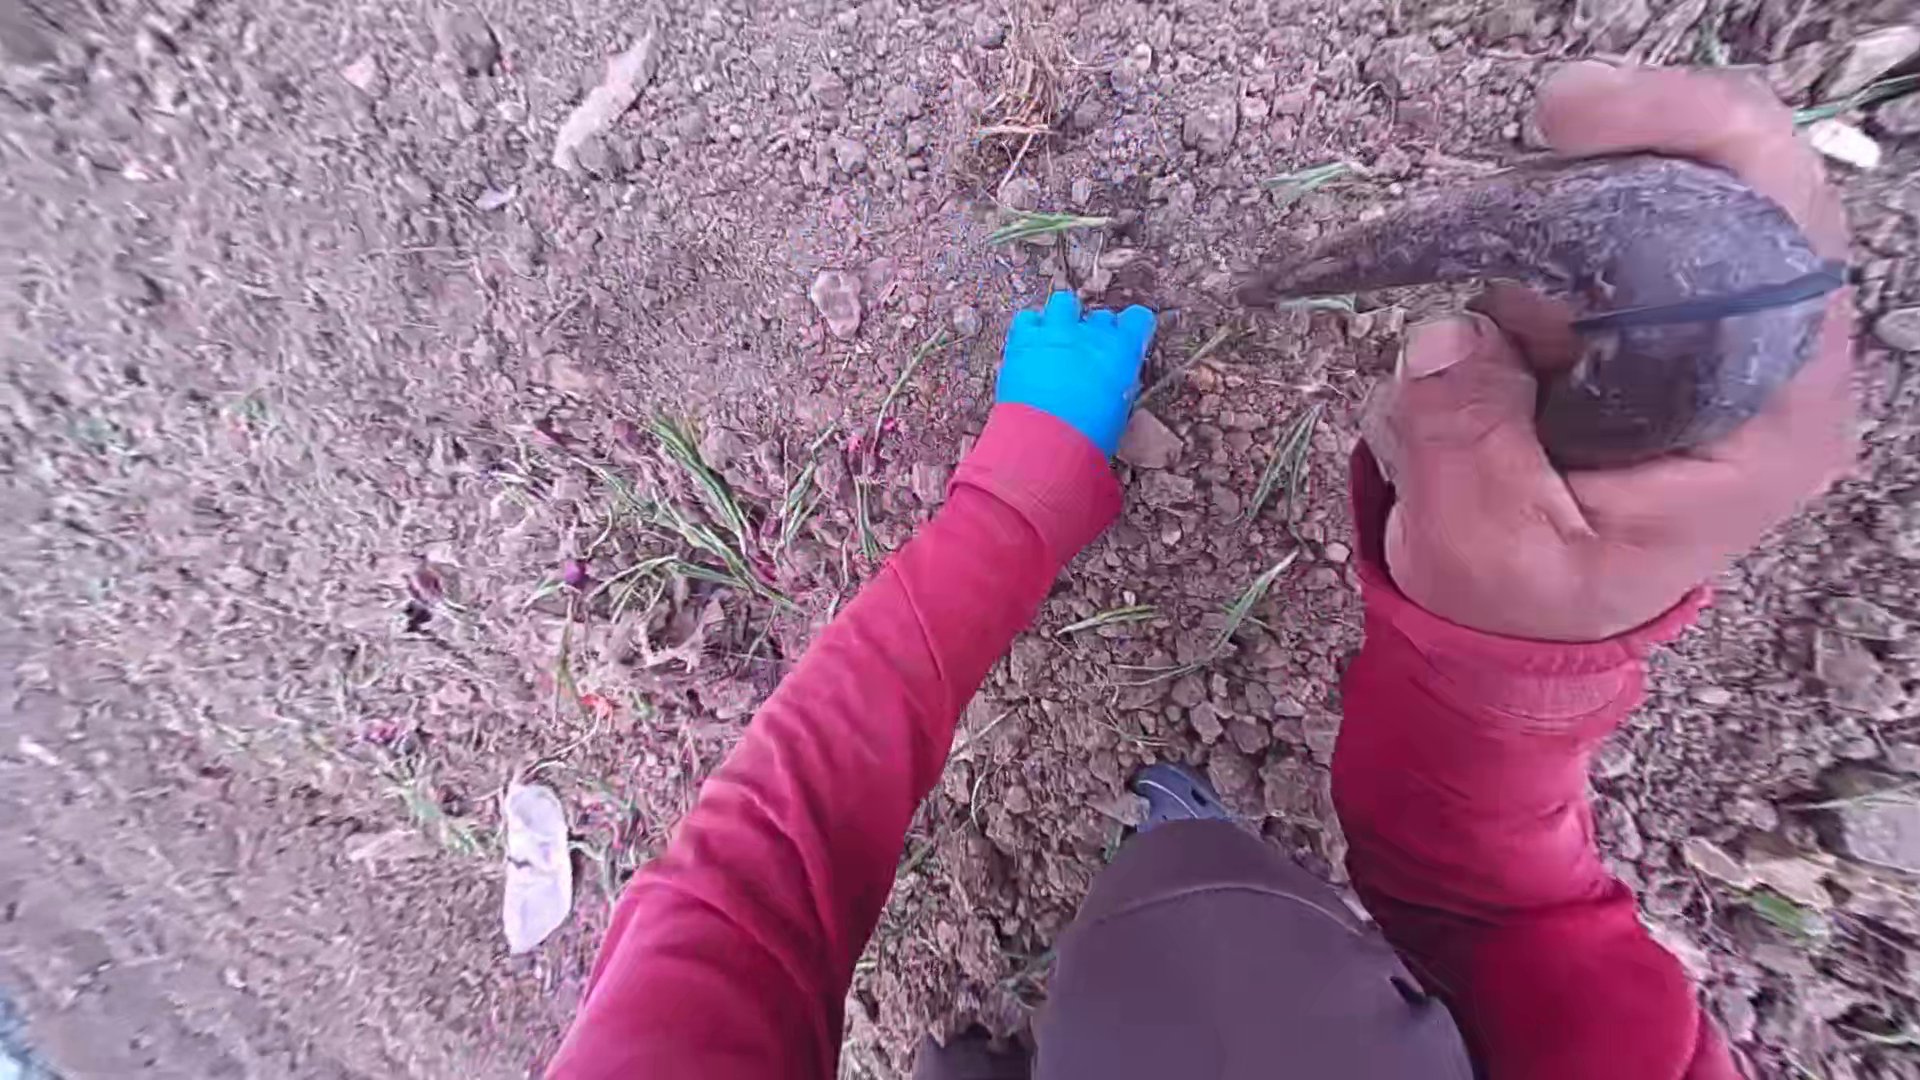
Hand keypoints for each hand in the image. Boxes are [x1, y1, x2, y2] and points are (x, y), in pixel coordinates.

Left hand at [997, 291, 1157, 456]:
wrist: (1047, 440)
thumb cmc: (1089, 436)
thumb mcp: (1116, 413)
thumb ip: (1118, 388)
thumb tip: (1114, 386)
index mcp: (1122, 351)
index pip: (1138, 320)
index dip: (1132, 328)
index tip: (1126, 338)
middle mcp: (1091, 334)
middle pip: (1099, 317)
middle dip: (1094, 332)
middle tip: (1085, 354)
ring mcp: (1057, 332)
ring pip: (1064, 304)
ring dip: (1062, 318)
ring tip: (1056, 340)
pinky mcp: (1024, 339)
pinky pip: (1028, 319)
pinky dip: (1030, 328)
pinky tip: (1029, 345)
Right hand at [1363, 63, 1855, 641]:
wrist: (1498, 632)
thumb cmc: (1510, 602)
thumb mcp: (1483, 536)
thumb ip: (1466, 439)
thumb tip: (1437, 332)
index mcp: (1757, 418)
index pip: (1765, 239)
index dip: (1682, 149)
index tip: (1564, 112)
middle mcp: (1726, 374)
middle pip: (1668, 232)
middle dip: (1552, 233)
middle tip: (1460, 239)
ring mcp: (1647, 371)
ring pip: (1572, 278)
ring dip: (1487, 316)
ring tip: (1439, 426)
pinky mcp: (1583, 376)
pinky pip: (1522, 319)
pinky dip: (1466, 344)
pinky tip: (1442, 414)